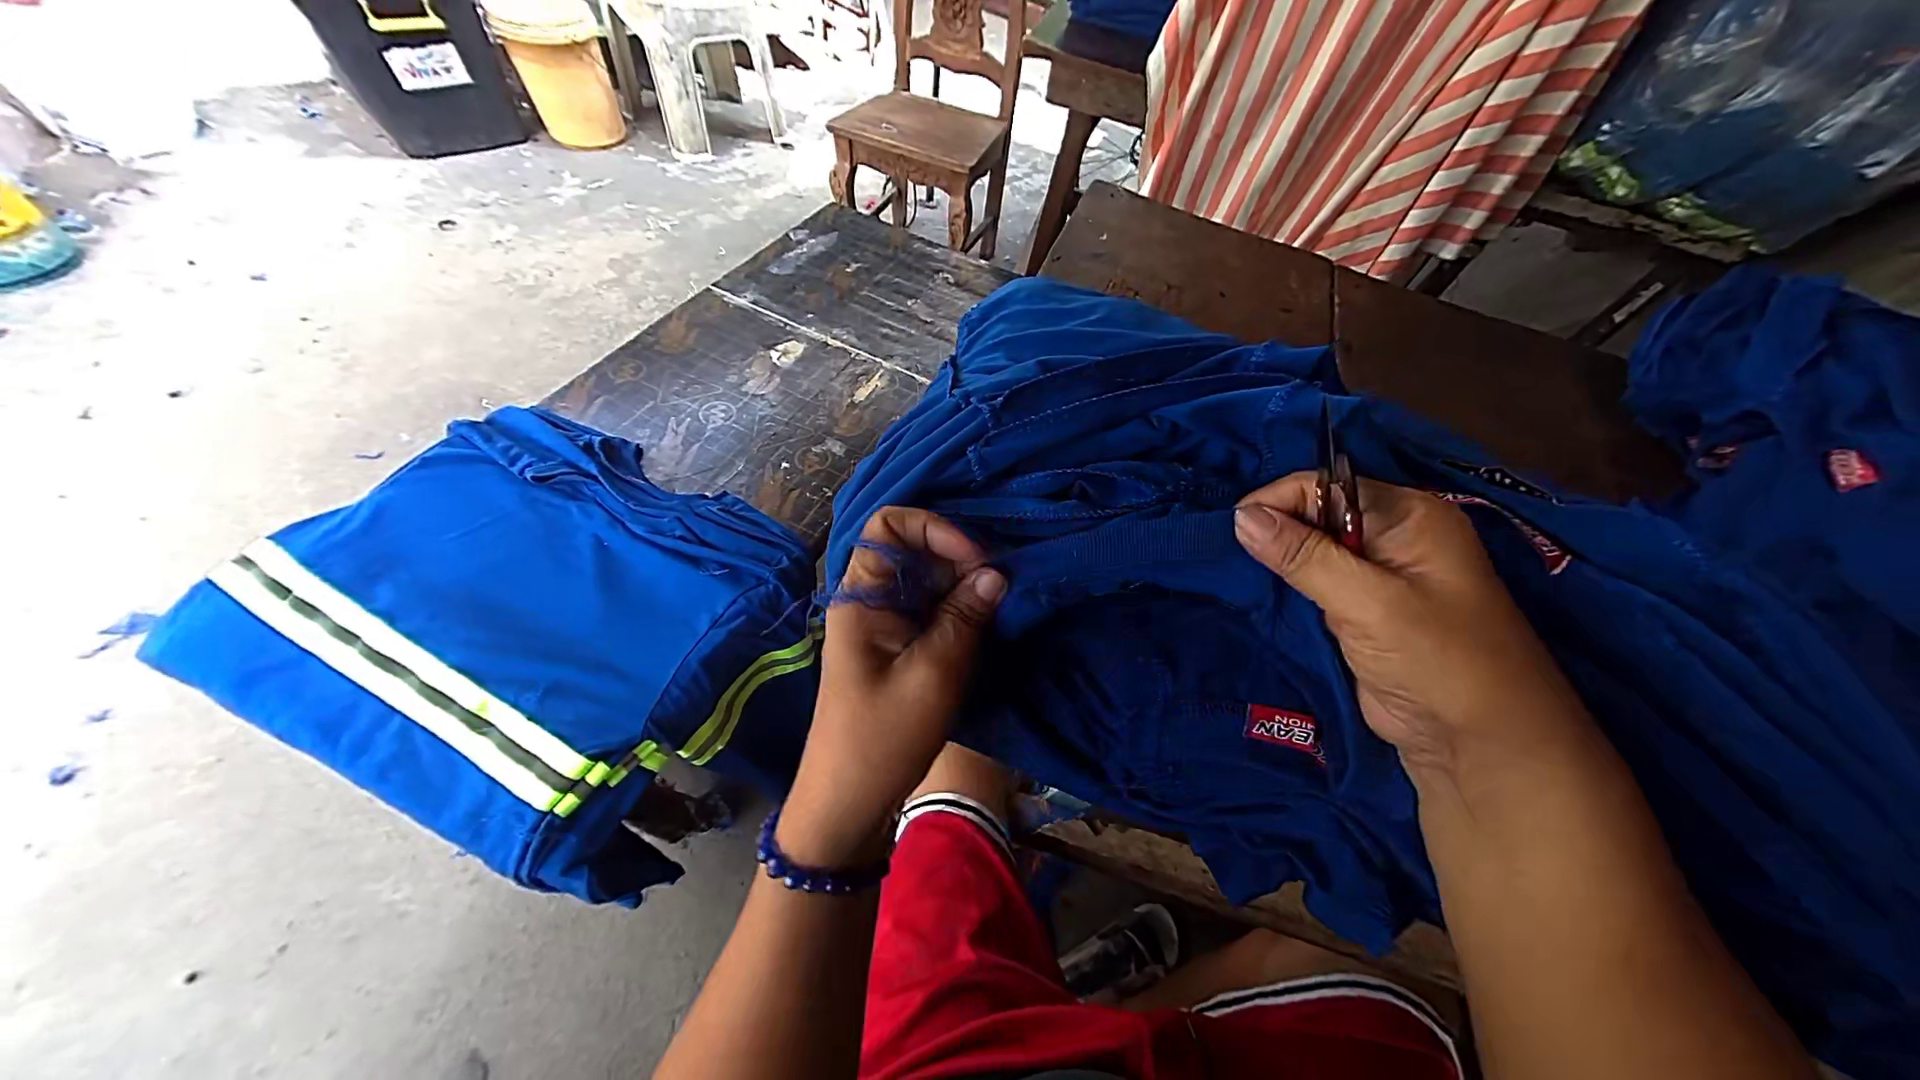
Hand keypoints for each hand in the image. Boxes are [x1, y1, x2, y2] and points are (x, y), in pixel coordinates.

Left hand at [778, 508, 1006, 865]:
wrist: (848, 802)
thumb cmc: (882, 738)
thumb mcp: (934, 675)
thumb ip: (966, 618)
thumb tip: (996, 573)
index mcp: (861, 596)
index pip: (888, 526)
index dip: (932, 528)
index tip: (974, 559)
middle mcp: (870, 600)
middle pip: (914, 550)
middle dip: (958, 558)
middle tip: (999, 586)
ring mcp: (885, 624)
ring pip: (927, 581)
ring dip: (964, 586)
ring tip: (999, 605)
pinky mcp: (900, 647)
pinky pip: (932, 610)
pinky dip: (961, 610)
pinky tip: (987, 624)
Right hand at [1233, 472, 1588, 772]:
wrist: (1478, 744)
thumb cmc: (1439, 661)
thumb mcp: (1369, 603)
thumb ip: (1304, 556)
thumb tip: (1240, 516)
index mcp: (1409, 516)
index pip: (1328, 486)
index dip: (1279, 500)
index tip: (1234, 529)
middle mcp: (1392, 536)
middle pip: (1315, 514)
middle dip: (1273, 529)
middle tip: (1226, 550)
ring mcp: (1374, 575)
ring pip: (1308, 550)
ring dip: (1274, 560)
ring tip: (1229, 569)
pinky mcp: (1357, 609)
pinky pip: (1310, 583)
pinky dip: (1282, 586)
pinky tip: (1252, 590)